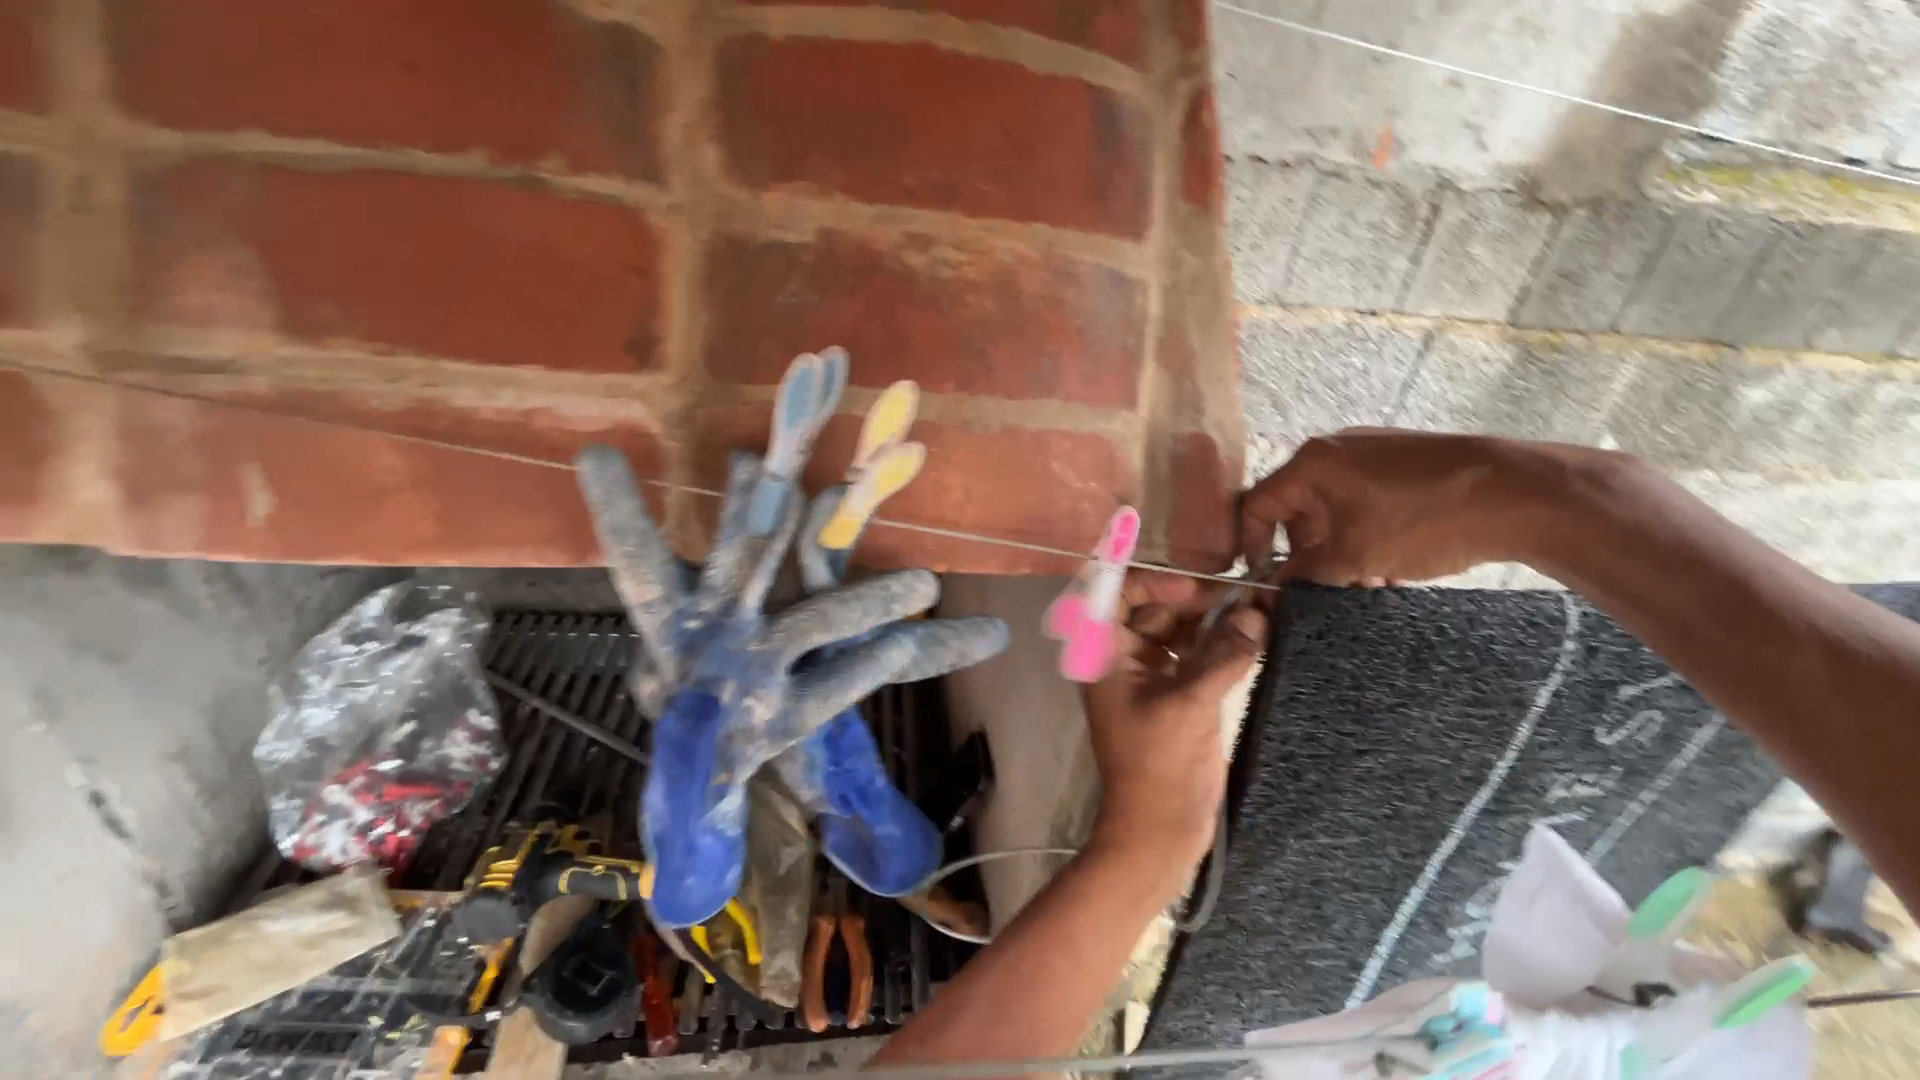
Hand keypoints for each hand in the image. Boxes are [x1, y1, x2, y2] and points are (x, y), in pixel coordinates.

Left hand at [1081, 574, 1266, 873]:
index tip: (1196, 588)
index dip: (1152, 583)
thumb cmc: (1161, 763)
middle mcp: (1119, 658)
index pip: (1113, 594)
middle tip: (1247, 598)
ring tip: (1259, 615)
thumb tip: (1258, 610)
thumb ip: (1224, 652)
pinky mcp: (1173, 696)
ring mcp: (1146, 678)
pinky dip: (1217, 648)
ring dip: (1212, 623)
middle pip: (1152, 611)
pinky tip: (1253, 640)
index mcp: (1103, 654)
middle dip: (1194, 601)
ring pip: (1175, 633)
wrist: (1159, 829)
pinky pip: (1191, 657)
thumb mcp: (1191, 701)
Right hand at [1240, 429, 1550, 585]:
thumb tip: (1277, 588)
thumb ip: (1306, 573)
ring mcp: (1372, 455)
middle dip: (1303, 556)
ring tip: (1364, 586)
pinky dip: (1365, 537)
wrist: (1519, 492)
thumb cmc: (1421, 521)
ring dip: (1338, 552)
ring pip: (1333, 512)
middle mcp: (1334, 452)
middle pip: (1296, 510)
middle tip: (1318, 592)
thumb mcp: (1354, 557)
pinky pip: (1364, 504)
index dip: (1250, 546)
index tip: (1262, 582)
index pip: (1256, 505)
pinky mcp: (1403, 464)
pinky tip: (1391, 570)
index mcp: (1311, 464)